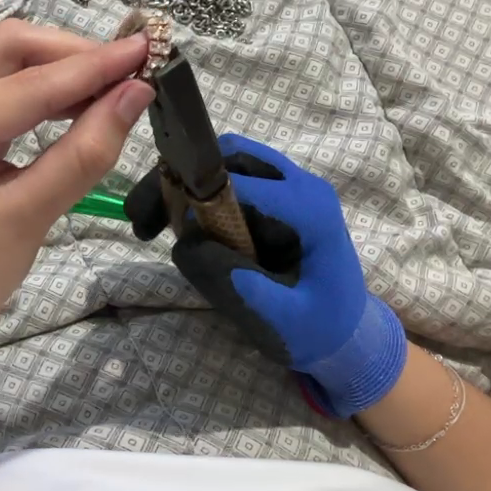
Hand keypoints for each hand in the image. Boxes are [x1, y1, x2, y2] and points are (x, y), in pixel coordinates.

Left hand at [0, 20, 153, 385]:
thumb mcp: (32, 216)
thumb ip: (85, 151)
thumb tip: (136, 93)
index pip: (28, 85)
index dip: (92, 66)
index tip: (147, 48)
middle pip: (5, 48)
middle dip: (70, 52)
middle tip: (126, 68)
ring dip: (53, 62)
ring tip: (108, 83)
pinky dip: (32, 80)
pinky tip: (71, 98)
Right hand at [125, 133, 405, 416]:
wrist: (349, 336)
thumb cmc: (319, 330)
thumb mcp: (280, 320)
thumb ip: (236, 284)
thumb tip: (185, 244)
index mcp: (309, 210)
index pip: (238, 180)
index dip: (188, 195)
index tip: (150, 225)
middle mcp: (300, 185)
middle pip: (228, 155)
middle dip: (178, 179)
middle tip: (141, 216)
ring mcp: (290, 186)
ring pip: (225, 161)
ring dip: (183, 185)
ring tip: (151, 222)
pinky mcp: (276, 196)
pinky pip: (229, 178)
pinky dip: (196, 194)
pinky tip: (176, 224)